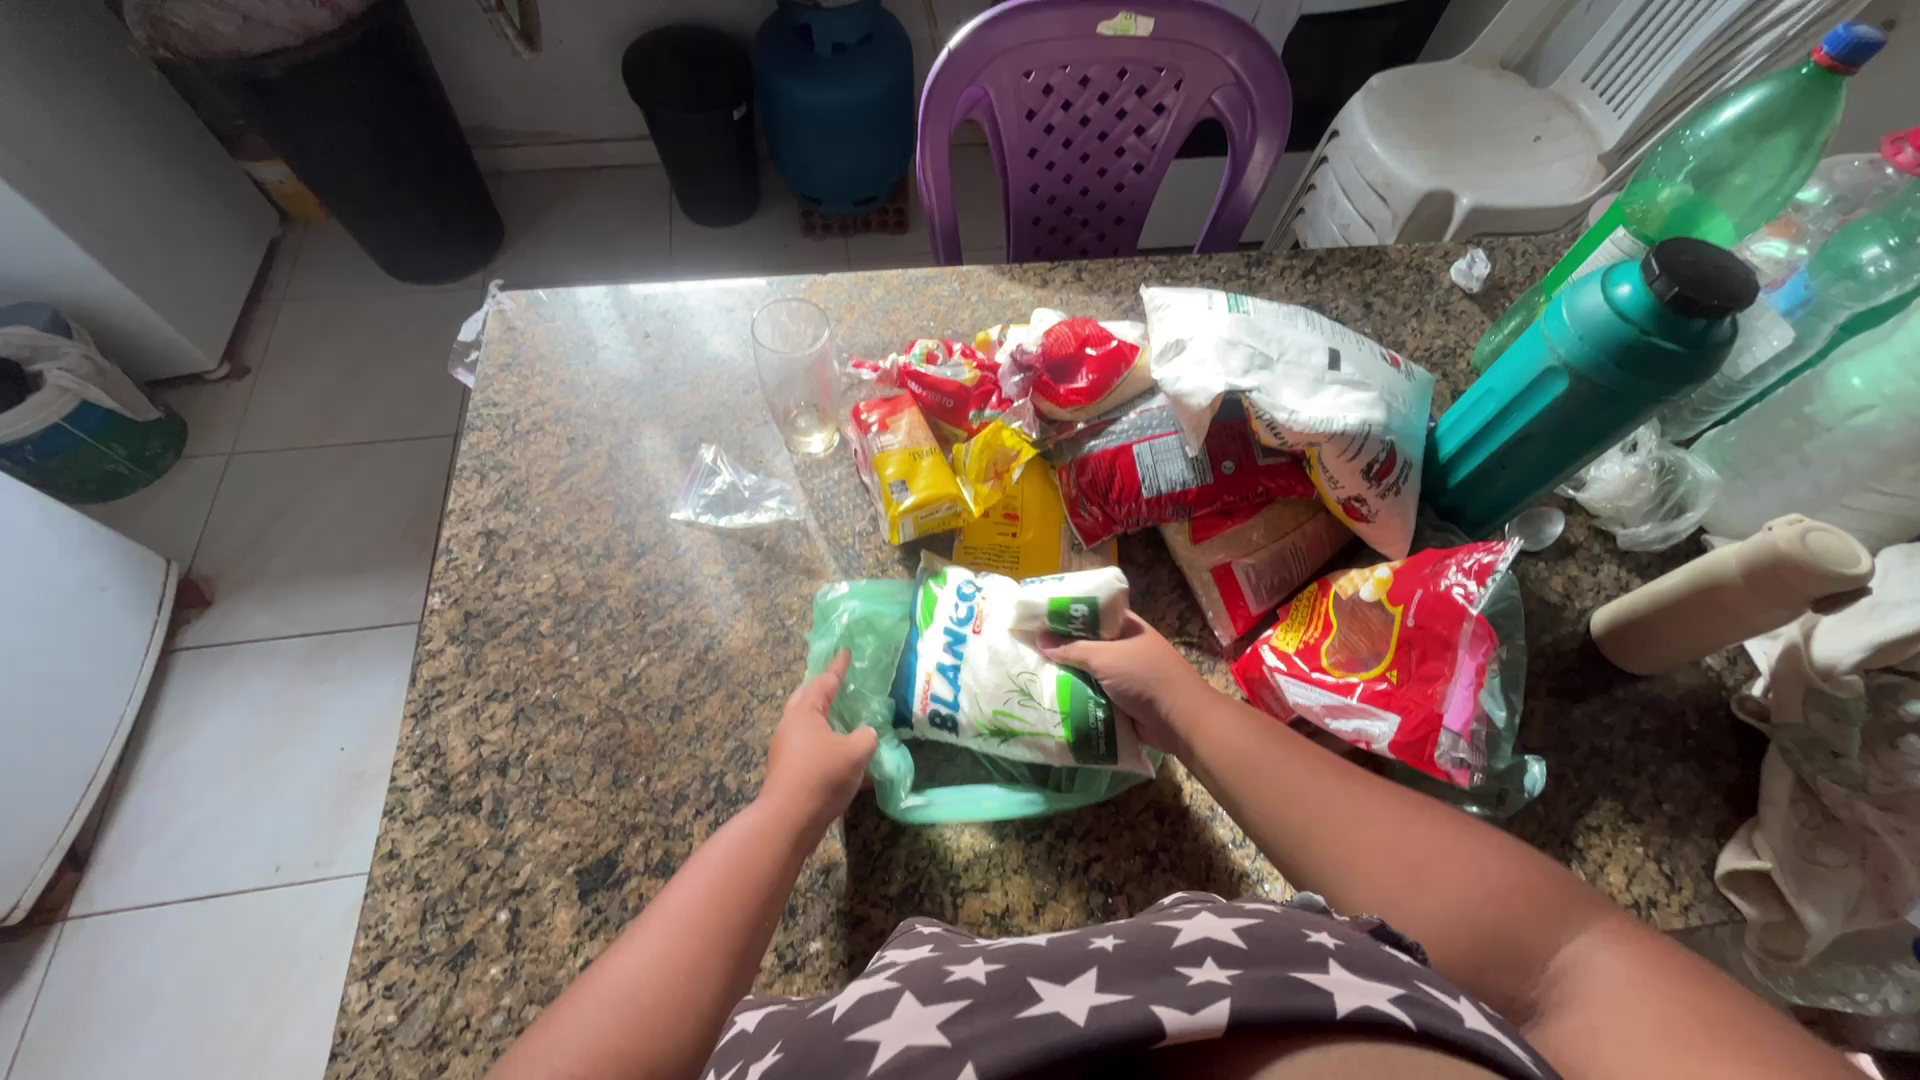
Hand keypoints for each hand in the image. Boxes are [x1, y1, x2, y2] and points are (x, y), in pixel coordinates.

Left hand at [761, 650, 878, 829]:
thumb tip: (866, 734)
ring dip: (826, 721)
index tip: (846, 651)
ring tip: (845, 720)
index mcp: (804, 712)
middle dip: (822, 690)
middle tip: (839, 683)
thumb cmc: (821, 776)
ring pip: (808, 726)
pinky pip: (810, 749)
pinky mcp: (788, 771)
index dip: (838, 667)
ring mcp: (786, 749)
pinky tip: (845, 758)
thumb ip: (867, 737)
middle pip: (806, 699)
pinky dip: (827, 746)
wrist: (789, 819)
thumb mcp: (856, 752)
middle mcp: (791, 726)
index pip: (824, 682)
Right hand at [1038, 612, 1217, 758]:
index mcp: (1124, 626)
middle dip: (1059, 646)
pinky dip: (1073, 694)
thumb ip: (1071, 648)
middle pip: (1084, 642)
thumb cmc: (1146, 678)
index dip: (1064, 614)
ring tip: (1030, 669)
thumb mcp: (1106, 657)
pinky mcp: (1118, 699)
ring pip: (1085, 670)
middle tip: (1026, 645)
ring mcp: (1120, 674)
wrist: (1180, 721)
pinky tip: (1048, 694)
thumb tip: (1039, 639)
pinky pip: (1090, 692)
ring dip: (1065, 673)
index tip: (1036, 616)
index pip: (1089, 613)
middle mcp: (1121, 647)